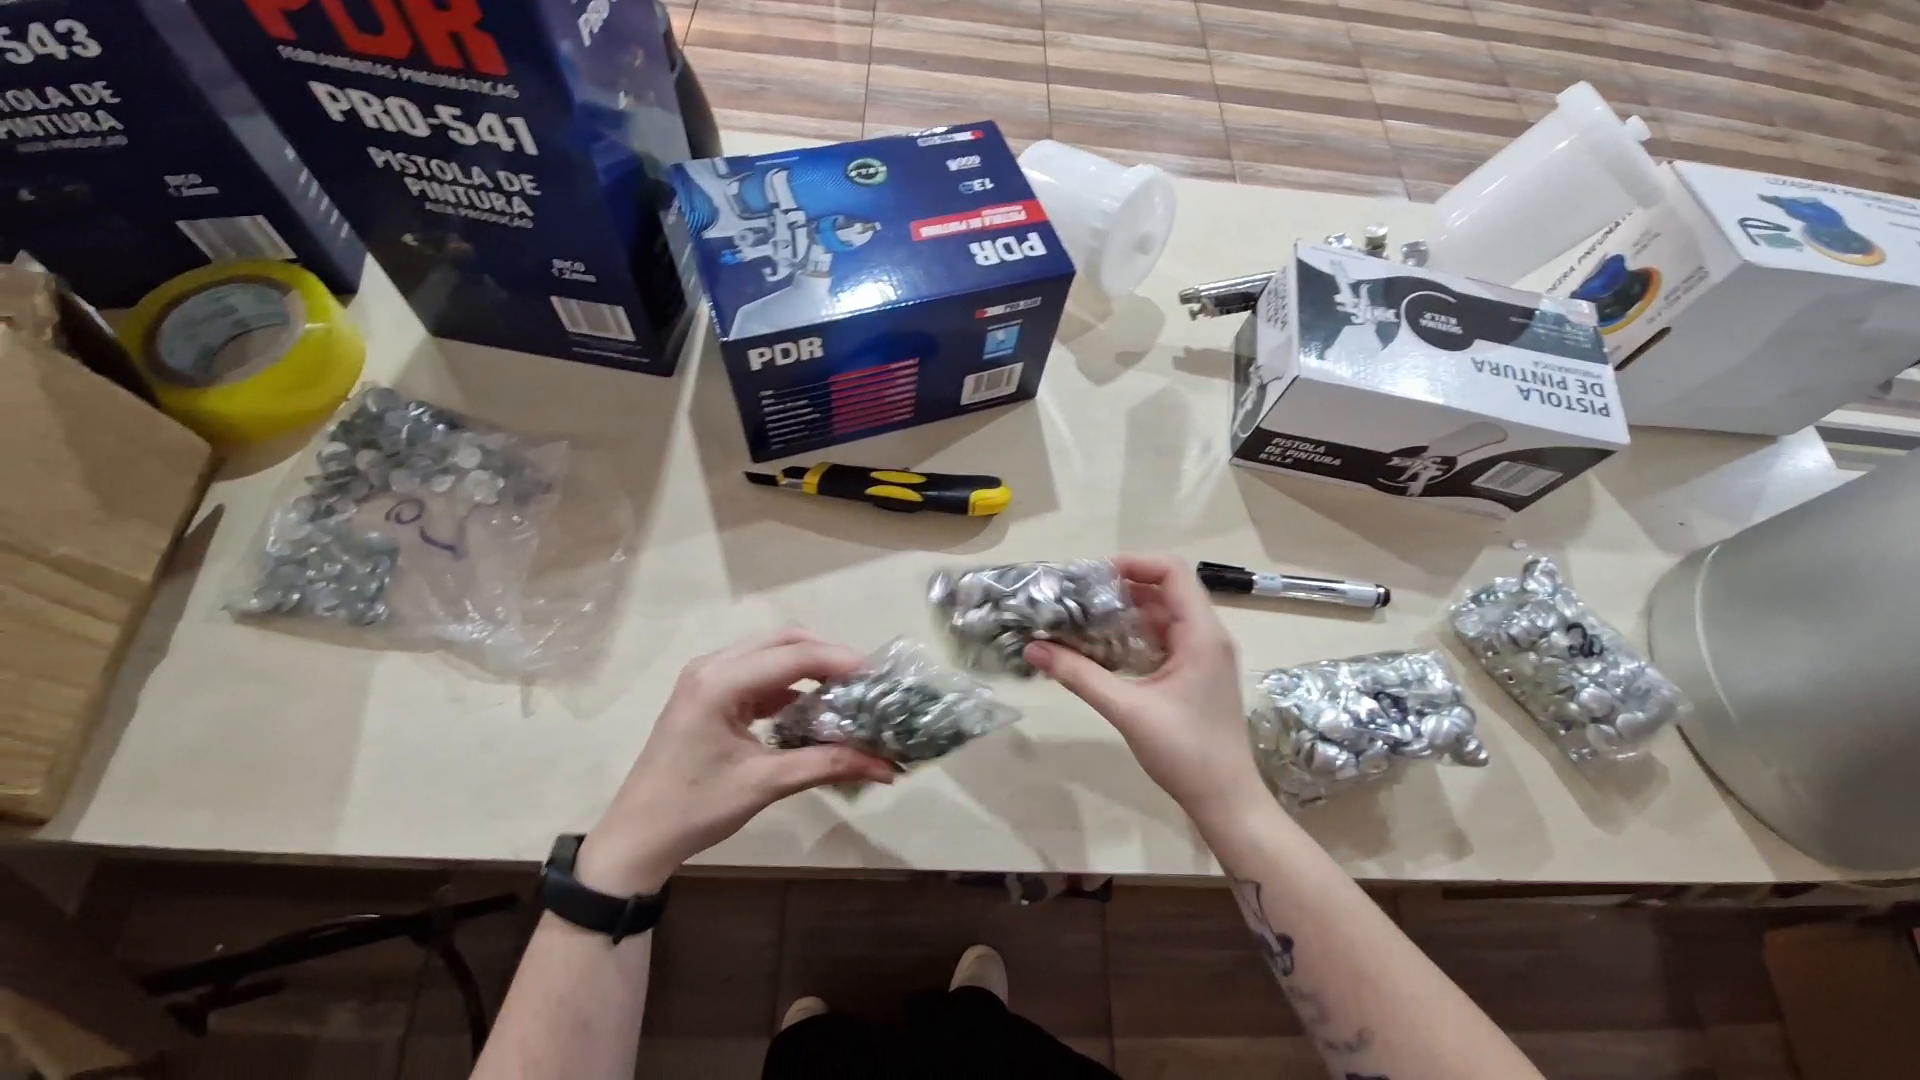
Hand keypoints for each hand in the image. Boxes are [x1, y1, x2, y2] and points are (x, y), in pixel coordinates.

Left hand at [577, 628, 895, 894]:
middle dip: (829, 655)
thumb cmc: (696, 808)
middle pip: (784, 641)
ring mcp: (708, 677)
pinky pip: (759, 673)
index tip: (879, 677)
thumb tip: (887, 767)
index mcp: (720, 682)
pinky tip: (814, 706)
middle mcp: (713, 667)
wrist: (638, 837)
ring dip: (811, 666)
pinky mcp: (709, 694)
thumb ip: (828, 765)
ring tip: (848, 691)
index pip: (794, 656)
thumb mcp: (766, 784)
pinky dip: (790, 683)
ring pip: (772, 653)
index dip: (841, 661)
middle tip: (867, 681)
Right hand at [1025, 555, 1268, 826]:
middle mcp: (1207, 636)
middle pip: (1165, 591)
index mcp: (1201, 634)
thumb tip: (1034, 649)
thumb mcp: (1127, 709)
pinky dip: (1134, 636)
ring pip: (1162, 616)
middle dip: (1120, 589)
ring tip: (1082, 619)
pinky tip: (1102, 650)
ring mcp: (1203, 656)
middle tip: (1076, 598)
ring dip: (1125, 614)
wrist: (1225, 799)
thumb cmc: (1185, 751)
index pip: (1172, 572)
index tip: (1092, 576)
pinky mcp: (1195, 675)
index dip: (1133, 563)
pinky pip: (1163, 640)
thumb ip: (1080, 675)